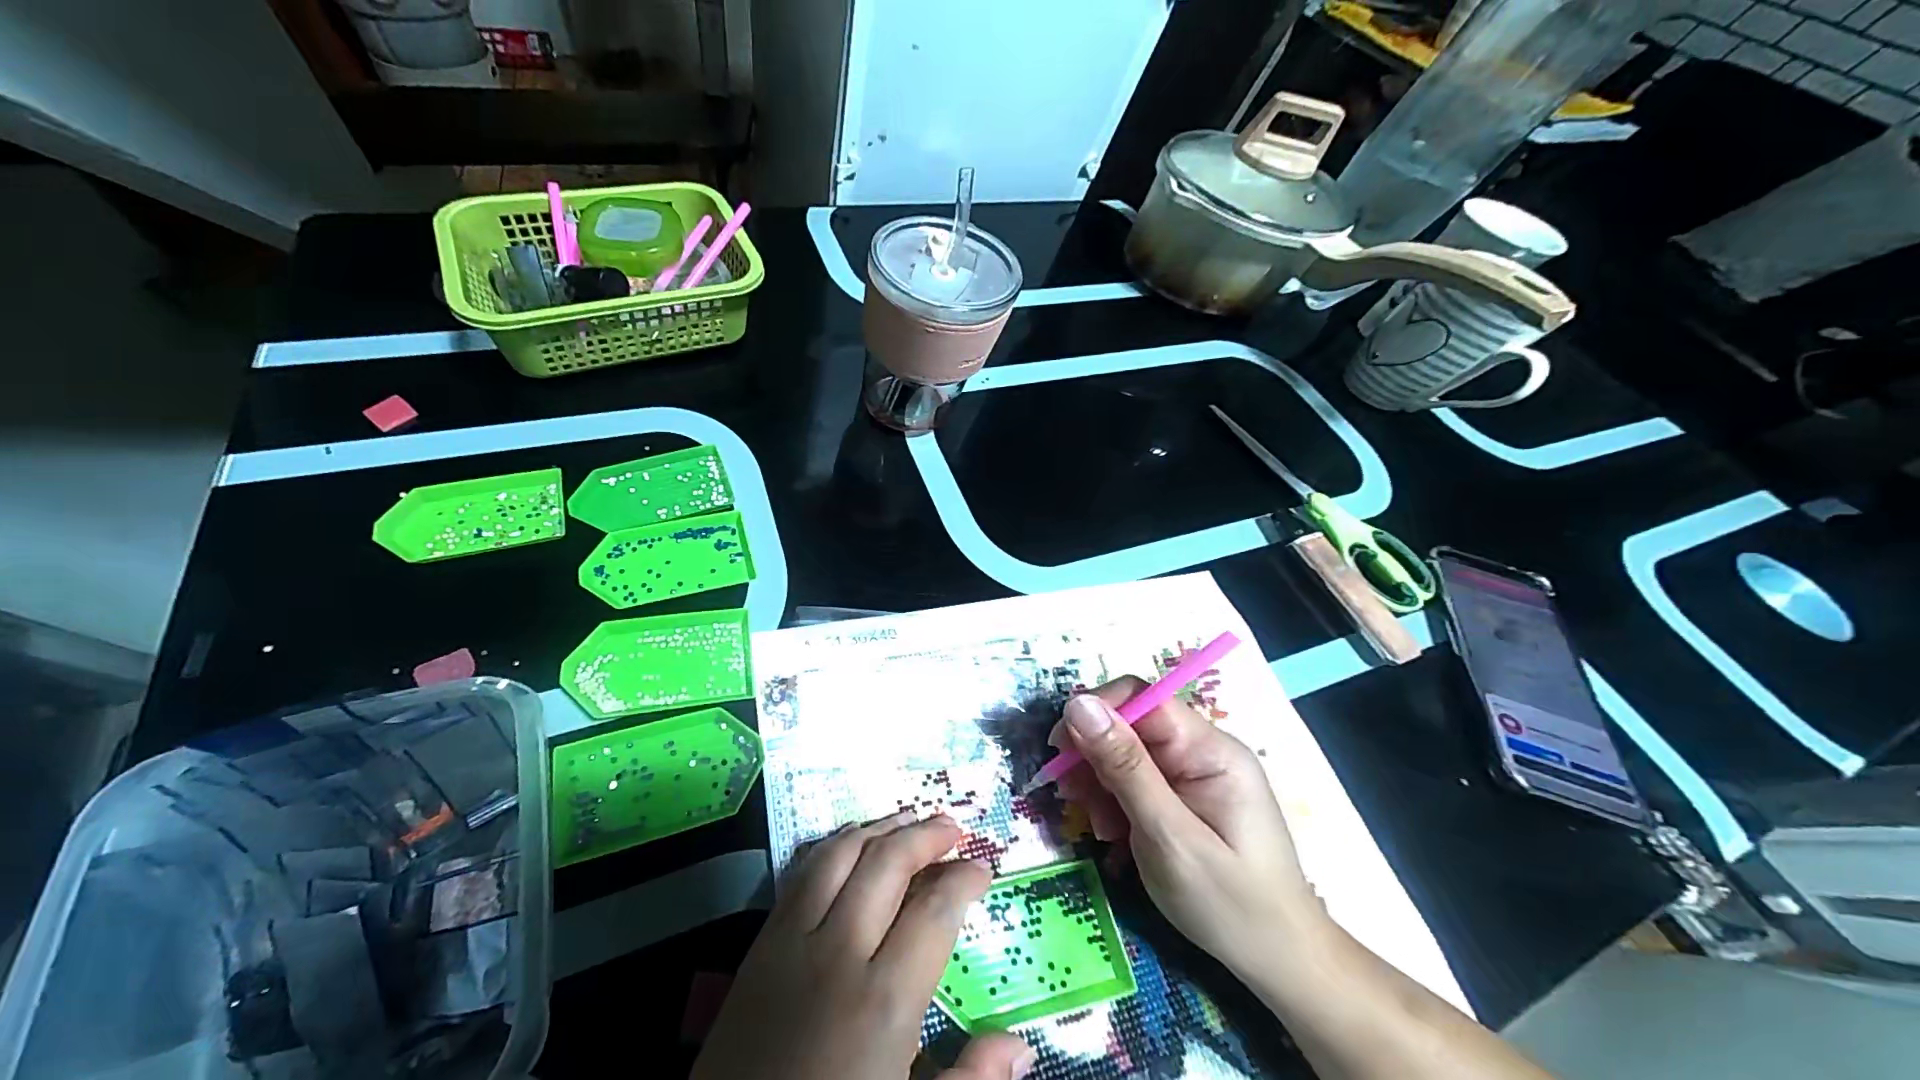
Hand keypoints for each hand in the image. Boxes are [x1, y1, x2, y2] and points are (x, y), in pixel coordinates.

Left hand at [691, 813, 1035, 1079]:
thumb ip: (970, 1079)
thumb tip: (1021, 1047)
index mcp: (884, 1000)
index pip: (934, 911)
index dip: (964, 881)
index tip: (983, 869)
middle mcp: (839, 953)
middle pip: (887, 866)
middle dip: (925, 836)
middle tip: (952, 827)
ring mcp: (791, 943)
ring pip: (839, 857)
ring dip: (878, 829)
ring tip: (907, 818)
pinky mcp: (759, 946)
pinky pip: (799, 875)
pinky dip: (831, 847)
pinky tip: (847, 842)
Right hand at [1050, 679, 1326, 974]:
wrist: (1280, 959)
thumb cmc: (1228, 902)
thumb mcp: (1167, 836)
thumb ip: (1123, 767)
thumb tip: (1078, 703)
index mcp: (1209, 749)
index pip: (1142, 698)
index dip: (1095, 713)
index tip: (1060, 751)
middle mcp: (1202, 750)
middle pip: (1130, 725)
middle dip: (1094, 757)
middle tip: (1076, 802)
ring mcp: (1194, 773)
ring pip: (1127, 754)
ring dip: (1101, 784)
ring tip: (1101, 829)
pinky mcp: (1185, 796)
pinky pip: (1137, 781)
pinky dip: (1116, 802)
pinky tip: (1115, 835)